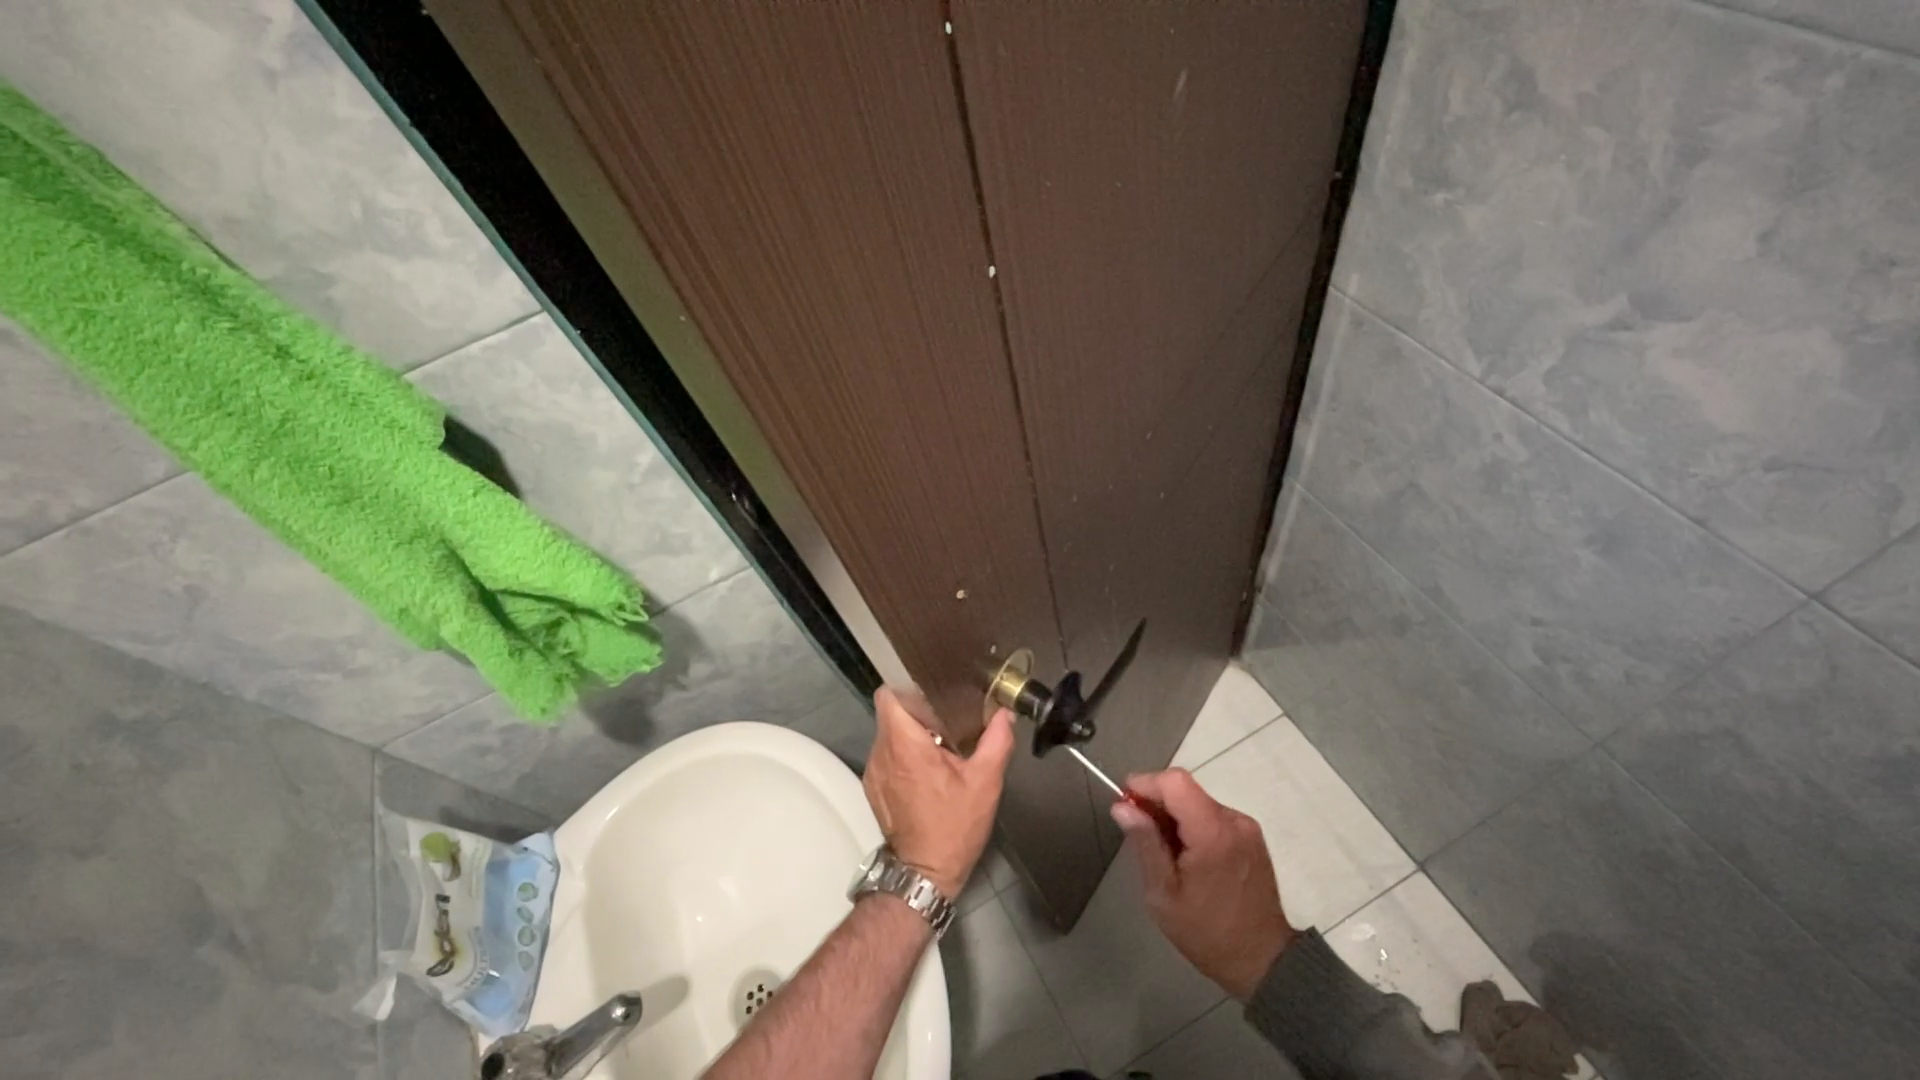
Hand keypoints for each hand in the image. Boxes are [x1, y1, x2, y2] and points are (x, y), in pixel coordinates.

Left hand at [862, 688, 1015, 897]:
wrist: (925, 874)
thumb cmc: (954, 826)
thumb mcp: (985, 782)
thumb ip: (996, 741)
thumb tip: (1004, 713)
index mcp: (904, 744)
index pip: (890, 695)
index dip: (909, 685)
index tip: (934, 690)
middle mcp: (881, 752)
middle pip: (892, 713)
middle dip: (919, 711)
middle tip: (949, 718)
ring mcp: (874, 771)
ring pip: (890, 734)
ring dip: (913, 734)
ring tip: (942, 745)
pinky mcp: (874, 787)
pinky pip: (888, 756)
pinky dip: (905, 754)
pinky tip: (928, 769)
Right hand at [1113, 768, 1297, 1000]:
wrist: (1262, 961)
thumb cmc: (1207, 932)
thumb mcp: (1163, 894)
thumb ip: (1144, 843)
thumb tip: (1122, 806)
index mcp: (1213, 832)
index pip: (1175, 782)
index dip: (1146, 783)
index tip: (1124, 802)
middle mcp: (1234, 821)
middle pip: (1186, 790)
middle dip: (1157, 803)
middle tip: (1138, 834)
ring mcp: (1247, 828)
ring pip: (1198, 802)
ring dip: (1174, 817)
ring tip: (1163, 853)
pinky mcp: (1252, 838)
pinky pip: (1213, 817)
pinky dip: (1193, 826)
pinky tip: (1186, 857)